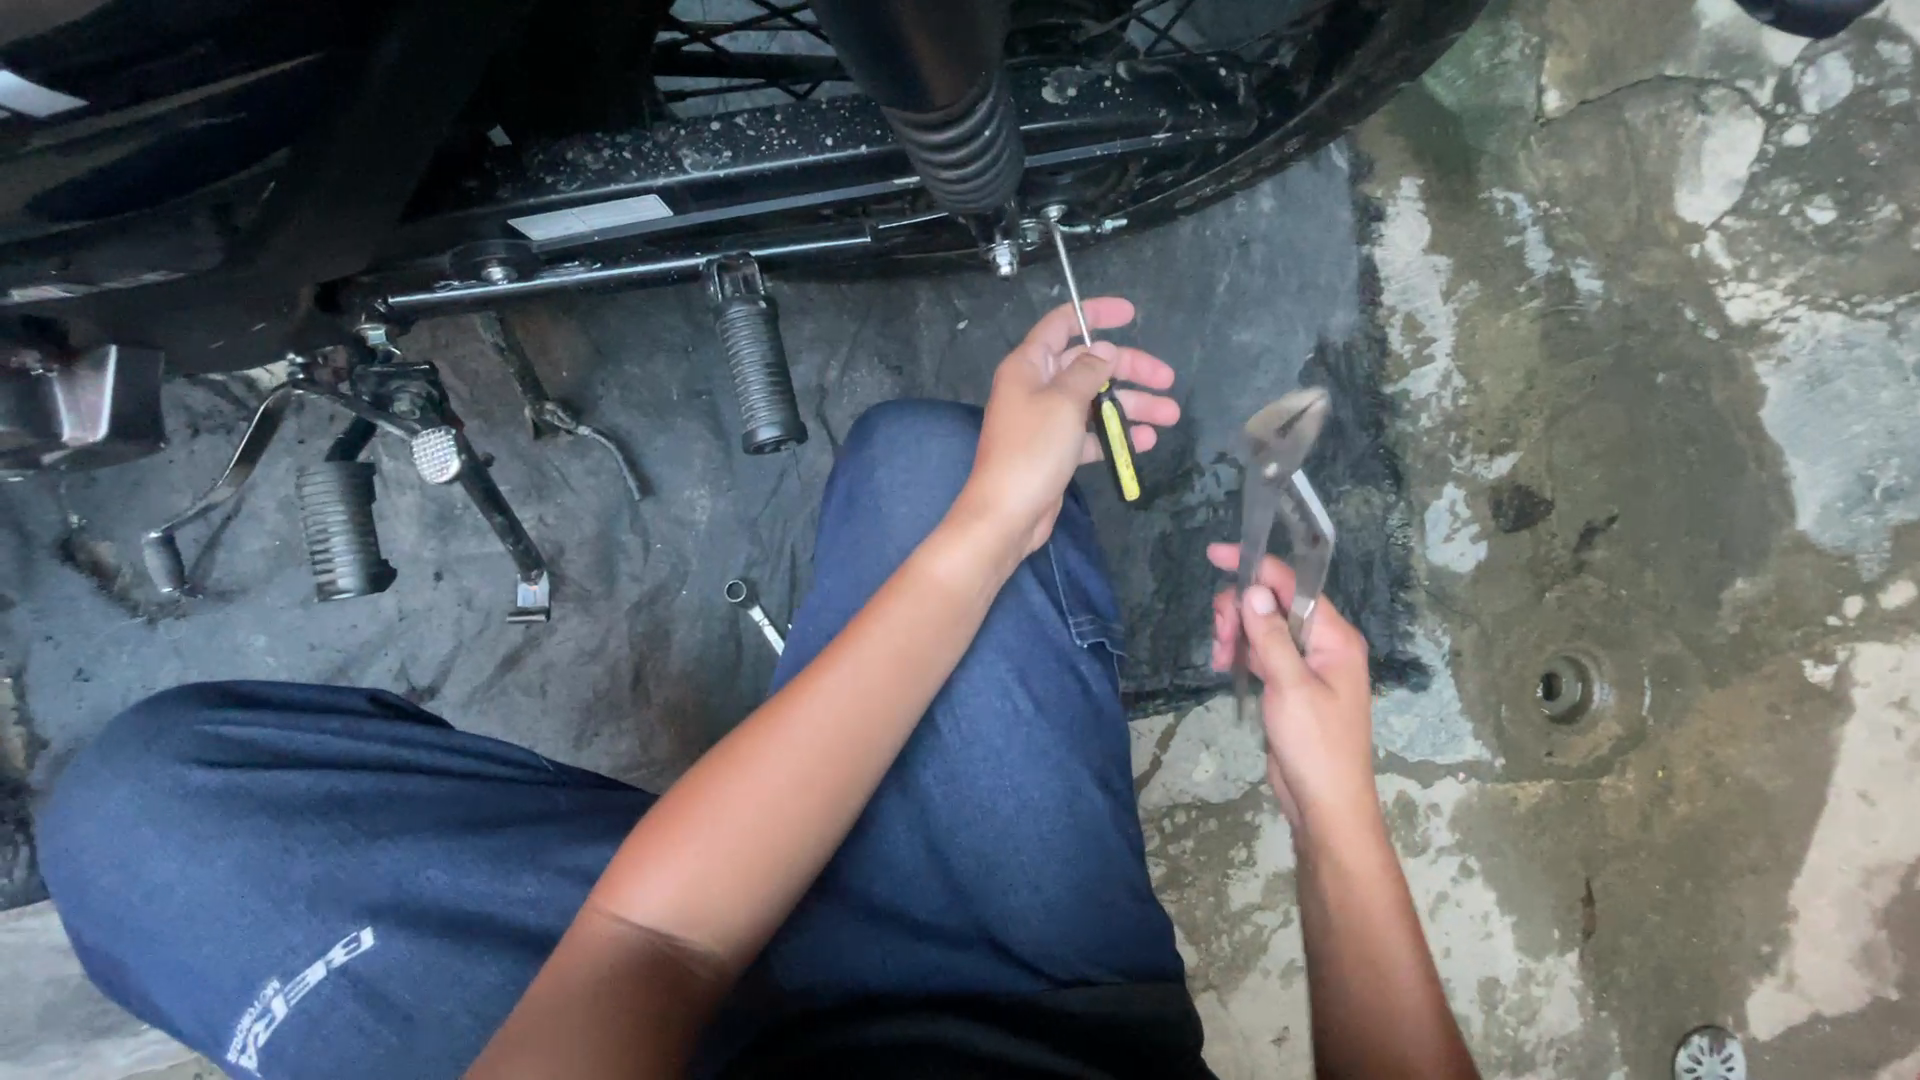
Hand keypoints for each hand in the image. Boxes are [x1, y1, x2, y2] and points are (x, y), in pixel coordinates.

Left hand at [957, 297, 1178, 554]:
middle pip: (1088, 364)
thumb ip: (1088, 371)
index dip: (1095, 313)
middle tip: (1167, 380)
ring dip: (1131, 406)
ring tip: (1170, 416)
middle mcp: (1036, 387)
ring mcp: (1047, 420)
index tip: (1131, 313)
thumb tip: (1104, 350)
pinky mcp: (1056, 450)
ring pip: (1095, 401)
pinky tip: (1145, 442)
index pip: (1062, 324)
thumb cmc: (1032, 450)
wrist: (1007, 513)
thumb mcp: (1064, 403)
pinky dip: (1116, 435)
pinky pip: (1091, 434)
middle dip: (1129, 369)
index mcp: (1029, 365)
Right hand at [1206, 544, 1375, 834]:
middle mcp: (1322, 642)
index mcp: (1334, 637)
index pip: (1292, 584)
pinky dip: (1241, 652)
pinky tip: (1227, 668)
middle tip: (1220, 639)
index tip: (1214, 555)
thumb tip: (1253, 589)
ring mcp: (1305, 662)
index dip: (1254, 566)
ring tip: (1221, 660)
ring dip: (1236, 633)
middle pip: (1272, 602)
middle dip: (1239, 611)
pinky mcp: (1289, 682)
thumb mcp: (1290, 687)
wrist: (1324, 802)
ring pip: (1262, 625)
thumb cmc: (1315, 744)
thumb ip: (1270, 636)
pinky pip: (1261, 650)